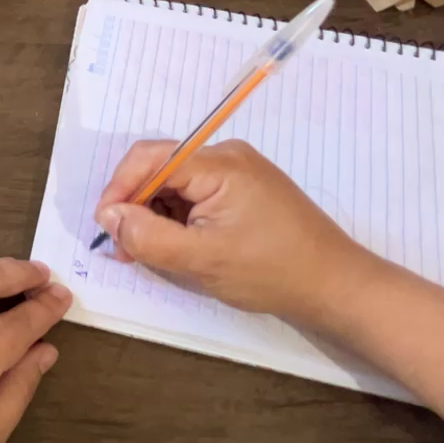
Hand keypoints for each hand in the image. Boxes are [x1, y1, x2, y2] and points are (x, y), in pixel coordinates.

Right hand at [95, 139, 388, 323]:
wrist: (338, 286)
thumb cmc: (272, 272)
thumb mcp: (201, 259)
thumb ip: (148, 236)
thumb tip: (108, 216)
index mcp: (219, 164)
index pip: (149, 158)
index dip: (119, 188)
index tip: (106, 227)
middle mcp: (226, 156)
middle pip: (159, 167)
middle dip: (134, 204)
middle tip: (122, 247)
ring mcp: (236, 171)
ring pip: (174, 182)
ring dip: (153, 213)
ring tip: (145, 251)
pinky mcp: (242, 189)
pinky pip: (193, 192)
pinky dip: (175, 216)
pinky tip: (173, 244)